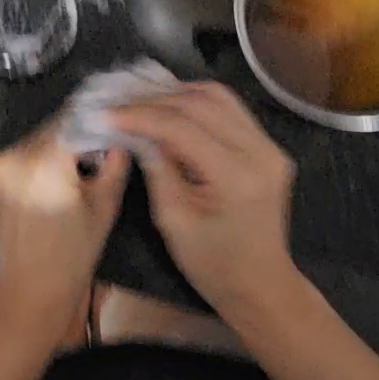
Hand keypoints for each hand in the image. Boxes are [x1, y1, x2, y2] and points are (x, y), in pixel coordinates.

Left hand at [0, 124, 130, 328]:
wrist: (28, 293)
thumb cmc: (70, 257)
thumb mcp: (105, 208)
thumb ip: (115, 165)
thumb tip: (121, 138)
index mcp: (44, 161)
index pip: (76, 119)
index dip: (99, 119)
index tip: (119, 122)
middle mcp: (16, 155)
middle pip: (57, 127)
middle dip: (83, 133)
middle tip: (109, 146)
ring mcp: (1, 164)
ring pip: (43, 138)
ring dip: (65, 145)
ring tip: (89, 165)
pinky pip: (29, 153)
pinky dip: (48, 158)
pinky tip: (67, 177)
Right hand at [108, 82, 297, 310]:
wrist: (261, 285)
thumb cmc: (213, 265)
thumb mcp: (173, 221)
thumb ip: (157, 168)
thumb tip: (135, 131)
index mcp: (236, 175)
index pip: (183, 127)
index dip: (141, 116)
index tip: (108, 114)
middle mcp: (260, 151)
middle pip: (202, 103)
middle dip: (155, 100)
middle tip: (120, 102)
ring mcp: (270, 146)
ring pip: (219, 97)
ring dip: (178, 94)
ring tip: (142, 100)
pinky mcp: (270, 147)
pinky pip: (231, 110)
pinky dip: (198, 104)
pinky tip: (172, 108)